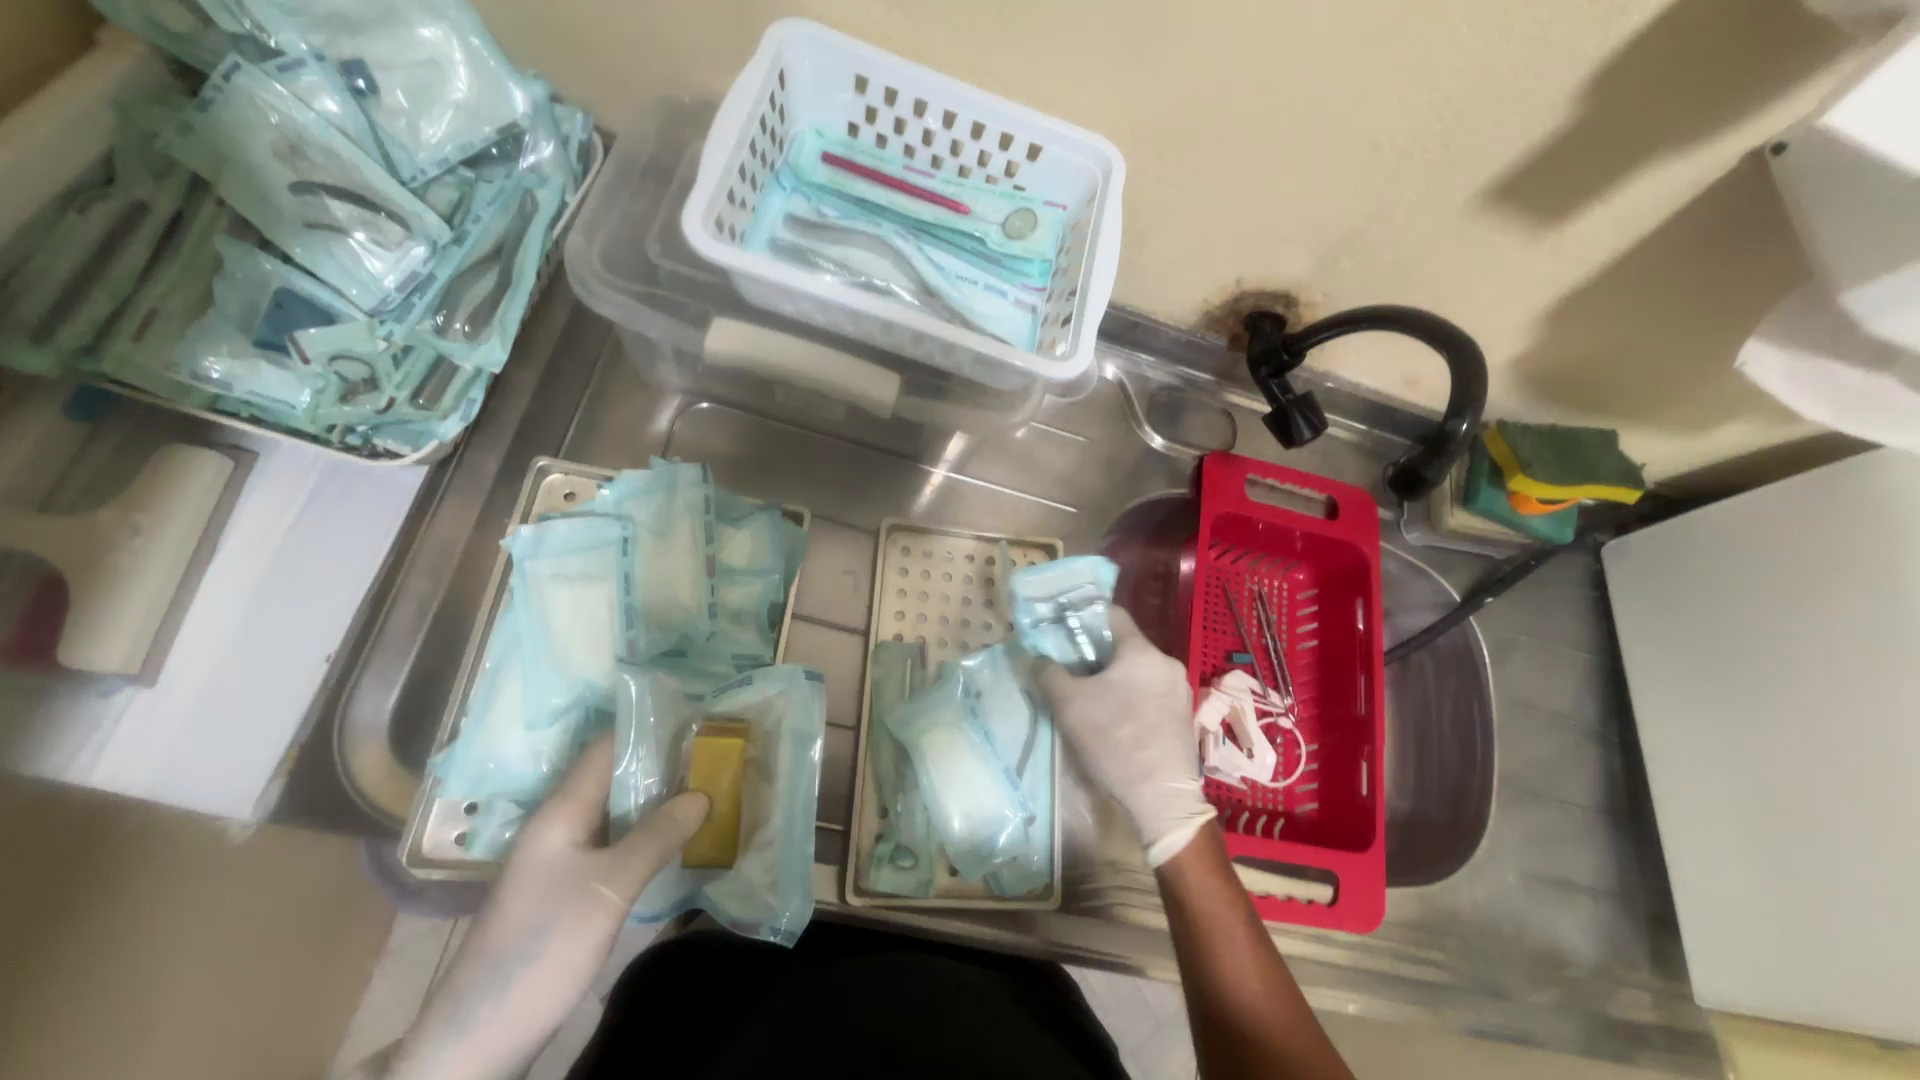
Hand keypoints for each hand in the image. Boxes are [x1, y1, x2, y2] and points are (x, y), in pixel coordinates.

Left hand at [388, 736, 708, 1079]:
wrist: (483, 1033)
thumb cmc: (545, 945)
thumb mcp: (609, 887)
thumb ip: (655, 836)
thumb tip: (702, 793)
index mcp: (559, 813)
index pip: (606, 749)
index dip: (649, 730)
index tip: (698, 719)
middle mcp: (557, 828)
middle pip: (612, 781)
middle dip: (661, 766)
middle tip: (715, 757)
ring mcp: (559, 863)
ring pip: (615, 816)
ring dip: (656, 803)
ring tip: (708, 791)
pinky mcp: (566, 894)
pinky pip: (612, 848)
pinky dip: (645, 838)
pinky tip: (677, 844)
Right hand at [1036, 606, 1215, 866]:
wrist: (1160, 797)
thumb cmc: (1113, 739)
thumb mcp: (1068, 704)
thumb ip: (1049, 673)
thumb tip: (1038, 659)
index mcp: (1142, 651)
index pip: (1113, 616)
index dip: (1085, 621)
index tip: (1064, 636)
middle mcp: (1167, 664)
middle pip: (1125, 648)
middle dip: (1097, 658)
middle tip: (1072, 675)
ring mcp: (1180, 692)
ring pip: (1139, 674)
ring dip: (1115, 682)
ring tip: (1091, 704)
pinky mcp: (1183, 719)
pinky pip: (1152, 696)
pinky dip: (1132, 701)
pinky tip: (1116, 725)